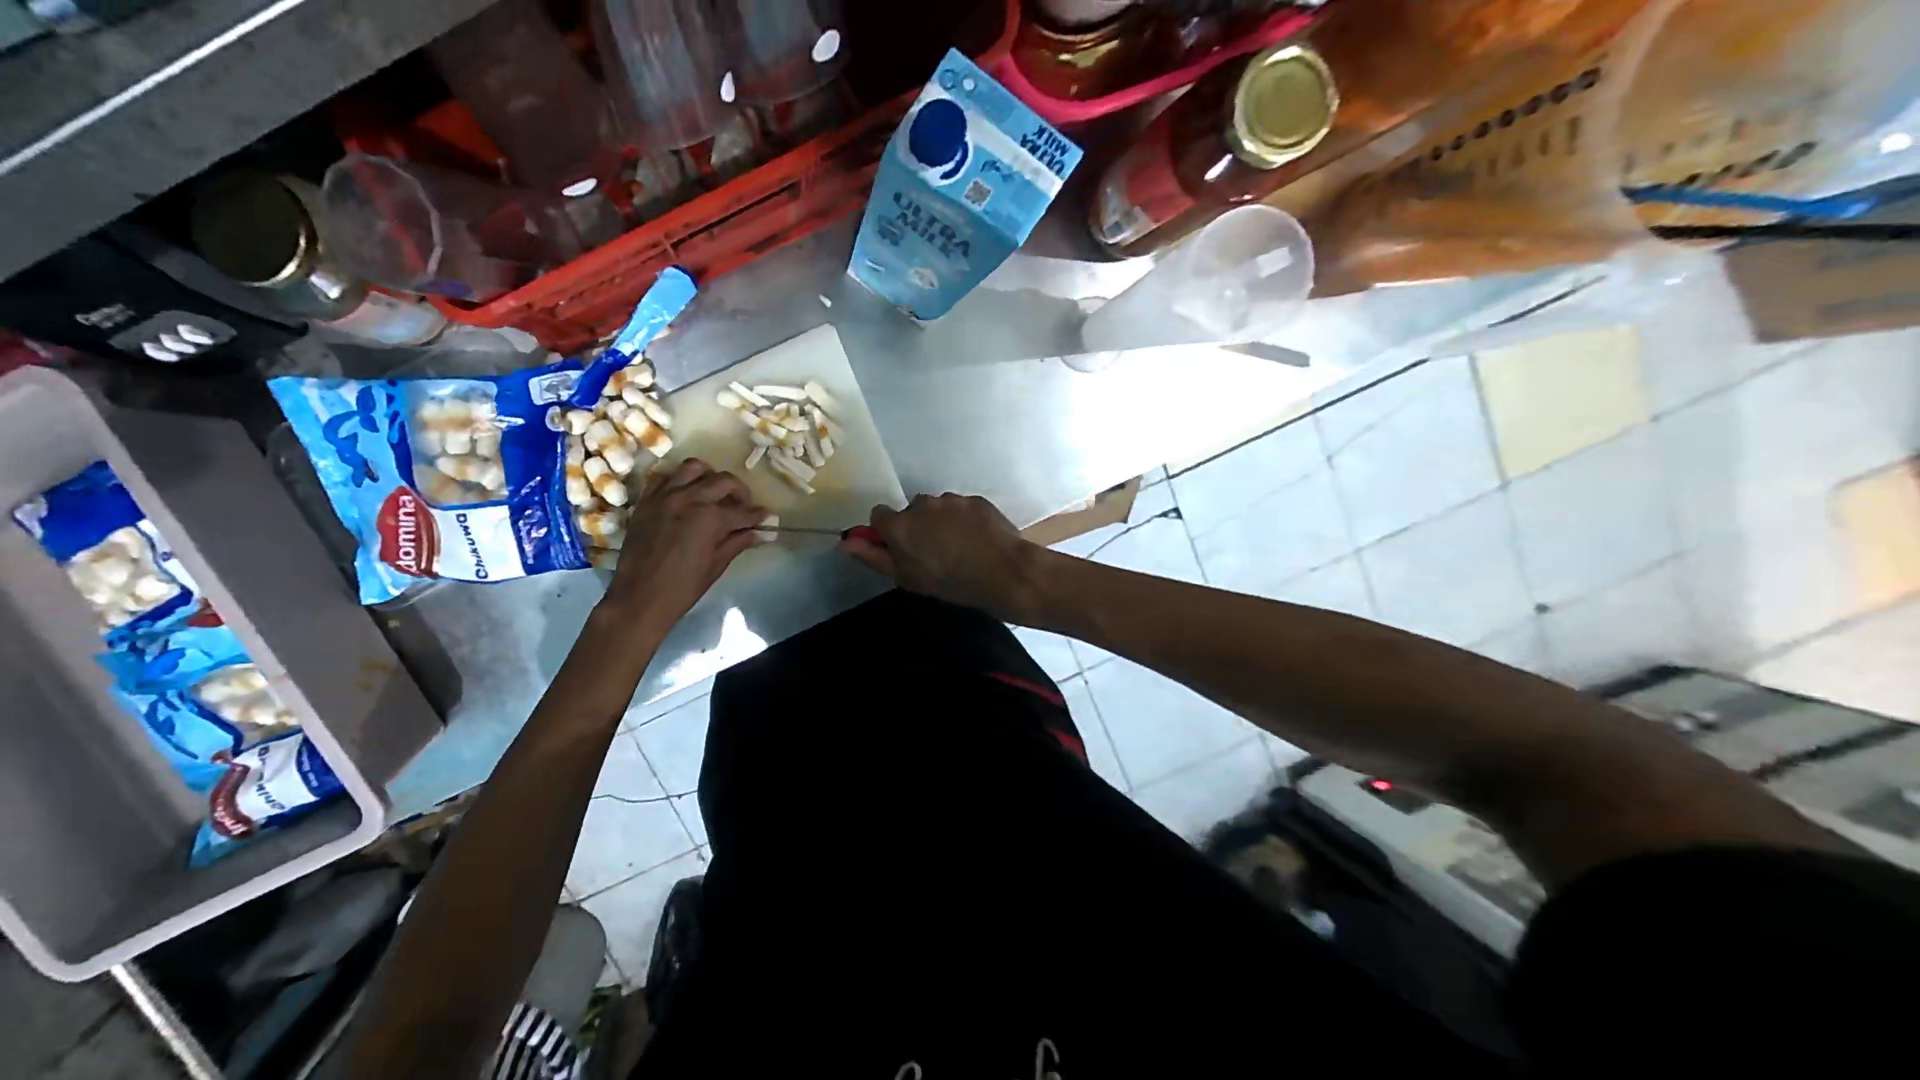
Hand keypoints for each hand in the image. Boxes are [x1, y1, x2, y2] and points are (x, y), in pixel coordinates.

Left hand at [602, 459, 766, 631]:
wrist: (639, 597)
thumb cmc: (683, 587)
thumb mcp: (716, 565)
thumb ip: (737, 542)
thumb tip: (757, 533)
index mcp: (710, 518)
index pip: (743, 511)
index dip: (758, 515)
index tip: (767, 516)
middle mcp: (689, 498)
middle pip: (724, 481)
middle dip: (740, 492)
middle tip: (743, 505)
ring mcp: (665, 496)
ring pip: (694, 467)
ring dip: (710, 476)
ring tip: (713, 491)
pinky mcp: (647, 500)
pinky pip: (665, 476)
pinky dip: (679, 480)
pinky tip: (685, 494)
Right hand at [841, 493, 1048, 620]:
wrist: (1002, 572)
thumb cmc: (950, 581)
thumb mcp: (907, 577)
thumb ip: (874, 557)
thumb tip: (846, 542)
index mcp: (900, 524)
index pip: (879, 515)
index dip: (888, 532)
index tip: (901, 548)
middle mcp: (922, 504)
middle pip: (911, 511)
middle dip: (917, 527)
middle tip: (933, 553)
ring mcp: (951, 500)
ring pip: (937, 508)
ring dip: (941, 522)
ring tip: (958, 548)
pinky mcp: (975, 500)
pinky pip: (961, 508)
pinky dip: (964, 521)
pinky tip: (976, 541)